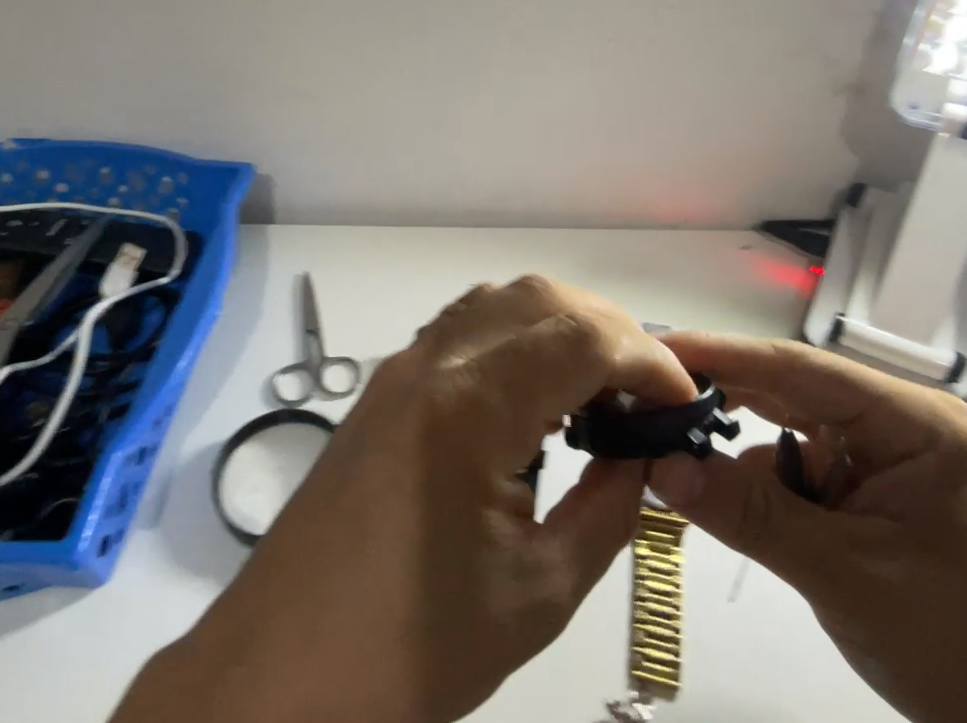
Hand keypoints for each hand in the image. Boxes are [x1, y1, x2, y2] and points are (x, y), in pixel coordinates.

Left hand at [112, 276, 697, 722]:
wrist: (284, 669)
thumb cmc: (414, 645)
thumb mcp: (540, 589)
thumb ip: (609, 503)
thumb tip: (644, 453)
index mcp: (471, 407)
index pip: (584, 336)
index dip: (649, 360)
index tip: (682, 404)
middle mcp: (430, 365)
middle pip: (539, 298)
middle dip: (609, 330)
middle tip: (646, 395)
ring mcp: (396, 373)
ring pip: (495, 303)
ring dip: (558, 327)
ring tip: (598, 393)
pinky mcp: (379, 394)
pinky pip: (459, 332)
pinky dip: (512, 340)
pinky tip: (532, 401)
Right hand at [648, 333, 966, 722]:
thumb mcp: (849, 577)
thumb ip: (749, 516)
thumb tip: (657, 466)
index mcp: (910, 423)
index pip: (796, 368)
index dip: (718, 355)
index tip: (648, 350)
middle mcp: (893, 428)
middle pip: (785, 394)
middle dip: (715, 402)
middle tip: (638, 403)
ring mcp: (880, 464)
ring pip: (782, 438)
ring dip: (730, 454)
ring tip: (663, 456)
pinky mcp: (866, 501)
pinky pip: (793, 479)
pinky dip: (752, 490)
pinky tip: (713, 501)